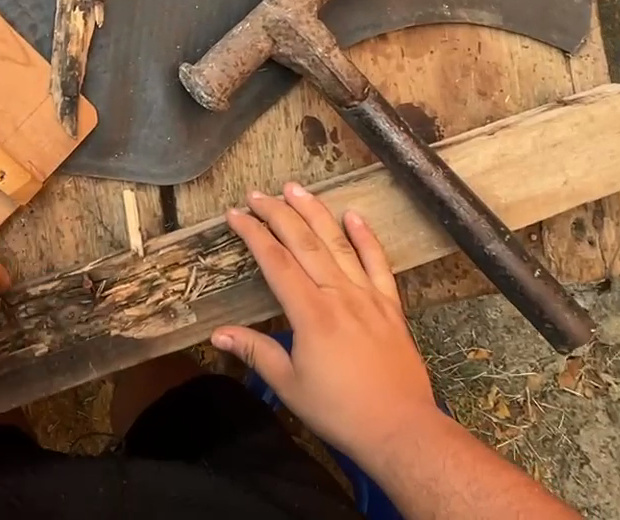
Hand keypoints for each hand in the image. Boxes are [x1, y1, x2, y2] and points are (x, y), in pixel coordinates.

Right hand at [212, 183, 437, 458]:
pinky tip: (353, 215)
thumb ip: (255, 352)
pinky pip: (378, 263)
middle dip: (277, 213)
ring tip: (296, 188)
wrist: (402, 431)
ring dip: (315, 212)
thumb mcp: (289, 385)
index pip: (275, 261)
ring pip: (337, 243)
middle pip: (303, 242)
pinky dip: (366, 237)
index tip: (235, 215)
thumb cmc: (340, 411)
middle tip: (257, 194)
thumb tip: (217, 333)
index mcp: (310, 313)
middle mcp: (338, 295)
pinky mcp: (390, 306)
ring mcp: (367, 296)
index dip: (253, 234)